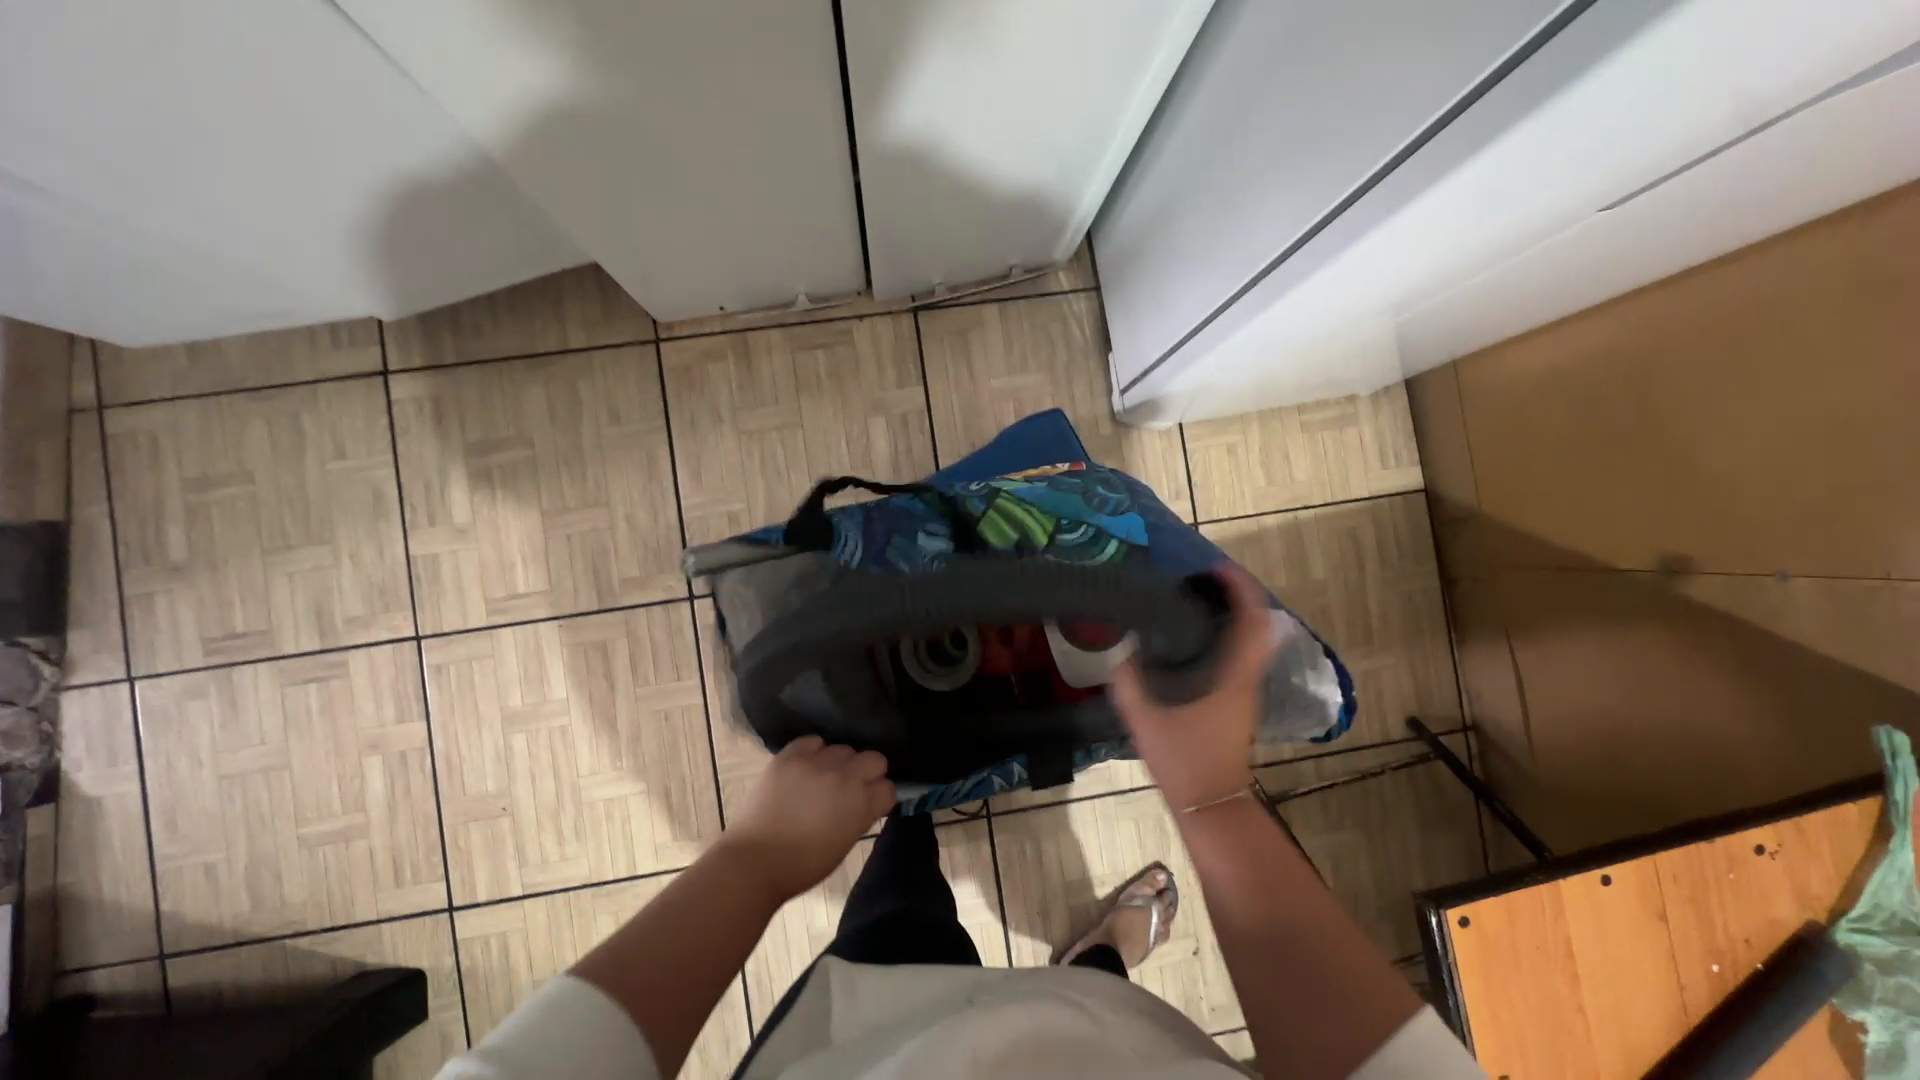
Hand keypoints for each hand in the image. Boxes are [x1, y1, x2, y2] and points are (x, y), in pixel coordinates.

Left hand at [720, 736, 895, 900]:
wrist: (755, 860)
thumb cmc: (803, 865)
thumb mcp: (844, 844)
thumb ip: (860, 817)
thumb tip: (864, 802)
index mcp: (862, 804)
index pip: (888, 788)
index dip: (879, 796)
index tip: (869, 803)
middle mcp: (845, 777)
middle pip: (874, 759)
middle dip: (867, 772)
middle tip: (850, 787)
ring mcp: (817, 763)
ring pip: (843, 749)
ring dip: (839, 763)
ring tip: (822, 778)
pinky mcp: (790, 756)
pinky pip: (812, 741)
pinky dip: (813, 752)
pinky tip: (806, 767)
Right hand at [1110, 563, 1279, 811]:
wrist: (1210, 804)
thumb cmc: (1184, 760)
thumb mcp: (1145, 720)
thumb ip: (1128, 682)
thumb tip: (1119, 652)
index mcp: (1234, 676)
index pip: (1252, 621)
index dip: (1241, 589)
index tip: (1218, 569)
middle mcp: (1247, 679)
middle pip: (1258, 627)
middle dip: (1239, 598)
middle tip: (1207, 582)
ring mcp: (1246, 693)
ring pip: (1252, 642)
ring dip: (1235, 618)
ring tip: (1200, 603)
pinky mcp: (1239, 704)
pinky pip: (1242, 658)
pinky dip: (1228, 638)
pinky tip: (1197, 641)